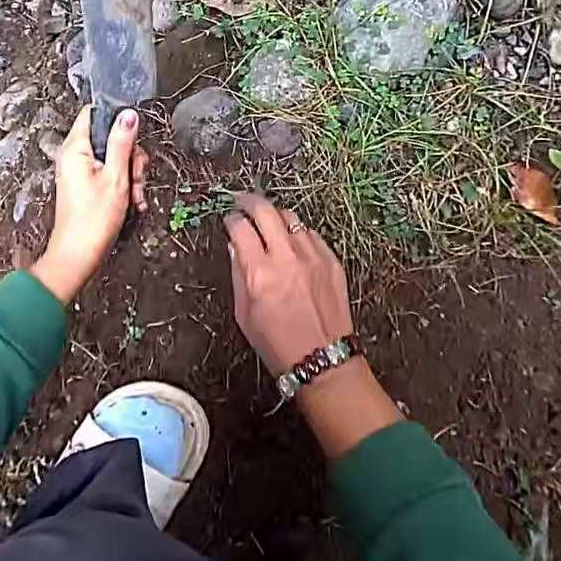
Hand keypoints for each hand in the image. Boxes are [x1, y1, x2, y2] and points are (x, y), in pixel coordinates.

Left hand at [29, 106, 148, 303]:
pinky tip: (131, 201)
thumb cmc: (92, 222)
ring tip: (133, 194)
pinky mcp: (86, 185)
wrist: (78, 258)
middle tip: (135, 175)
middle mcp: (74, 156)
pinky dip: (124, 185)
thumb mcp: (116, 176)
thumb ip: (122, 142)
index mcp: (75, 149)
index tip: (132, 136)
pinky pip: (111, 174)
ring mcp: (80, 171)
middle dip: (130, 155)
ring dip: (131, 174)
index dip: (117, 119)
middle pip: (111, 137)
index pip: (94, 113)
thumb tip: (128, 115)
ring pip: (115, 157)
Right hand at [225, 193, 352, 372]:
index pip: (241, 229)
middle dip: (250, 201)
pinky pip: (310, 234)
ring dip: (275, 215)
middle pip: (266, 211)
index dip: (231, 220)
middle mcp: (287, 258)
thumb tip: (235, 245)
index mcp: (260, 274)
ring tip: (268, 221)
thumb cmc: (279, 344)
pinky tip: (291, 241)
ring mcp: (312, 256)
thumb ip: (238, 274)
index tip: (229, 220)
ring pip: (290, 217)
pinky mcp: (330, 259)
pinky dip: (297, 233)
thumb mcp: (245, 315)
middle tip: (243, 201)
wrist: (323, 358)